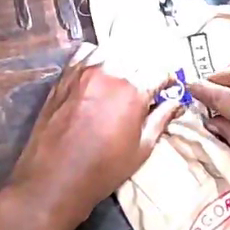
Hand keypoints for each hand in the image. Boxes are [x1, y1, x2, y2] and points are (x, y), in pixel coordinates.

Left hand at [5, 44, 180, 227]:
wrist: (54, 179)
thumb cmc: (103, 169)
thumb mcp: (142, 148)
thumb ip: (160, 119)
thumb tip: (175, 102)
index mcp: (133, 89)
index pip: (160, 71)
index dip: (169, 81)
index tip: (169, 91)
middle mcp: (109, 71)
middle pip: (137, 57)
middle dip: (148, 70)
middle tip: (149, 87)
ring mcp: (83, 71)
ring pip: (111, 50)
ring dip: (123, 61)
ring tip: (125, 78)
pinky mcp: (64, 76)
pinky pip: (85, 53)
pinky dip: (96, 57)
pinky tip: (99, 73)